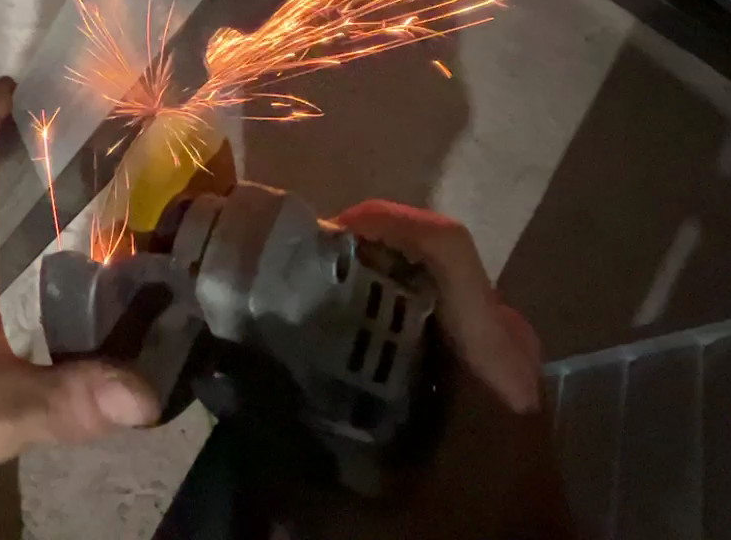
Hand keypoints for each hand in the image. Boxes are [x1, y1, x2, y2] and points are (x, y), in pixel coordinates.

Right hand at [319, 201, 572, 538]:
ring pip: (419, 278)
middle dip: (350, 253)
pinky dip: (375, 307)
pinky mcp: (481, 361)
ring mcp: (493, 343)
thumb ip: (304, 483)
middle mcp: (497, 332)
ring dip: (360, 279)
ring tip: (300, 304)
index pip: (446, 246)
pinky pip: (424, 306)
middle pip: (421, 254)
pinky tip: (332, 342)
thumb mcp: (387, 519)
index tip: (317, 239)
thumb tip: (232, 428)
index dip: (382, 221)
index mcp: (488, 353)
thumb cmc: (477, 529)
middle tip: (287, 277)